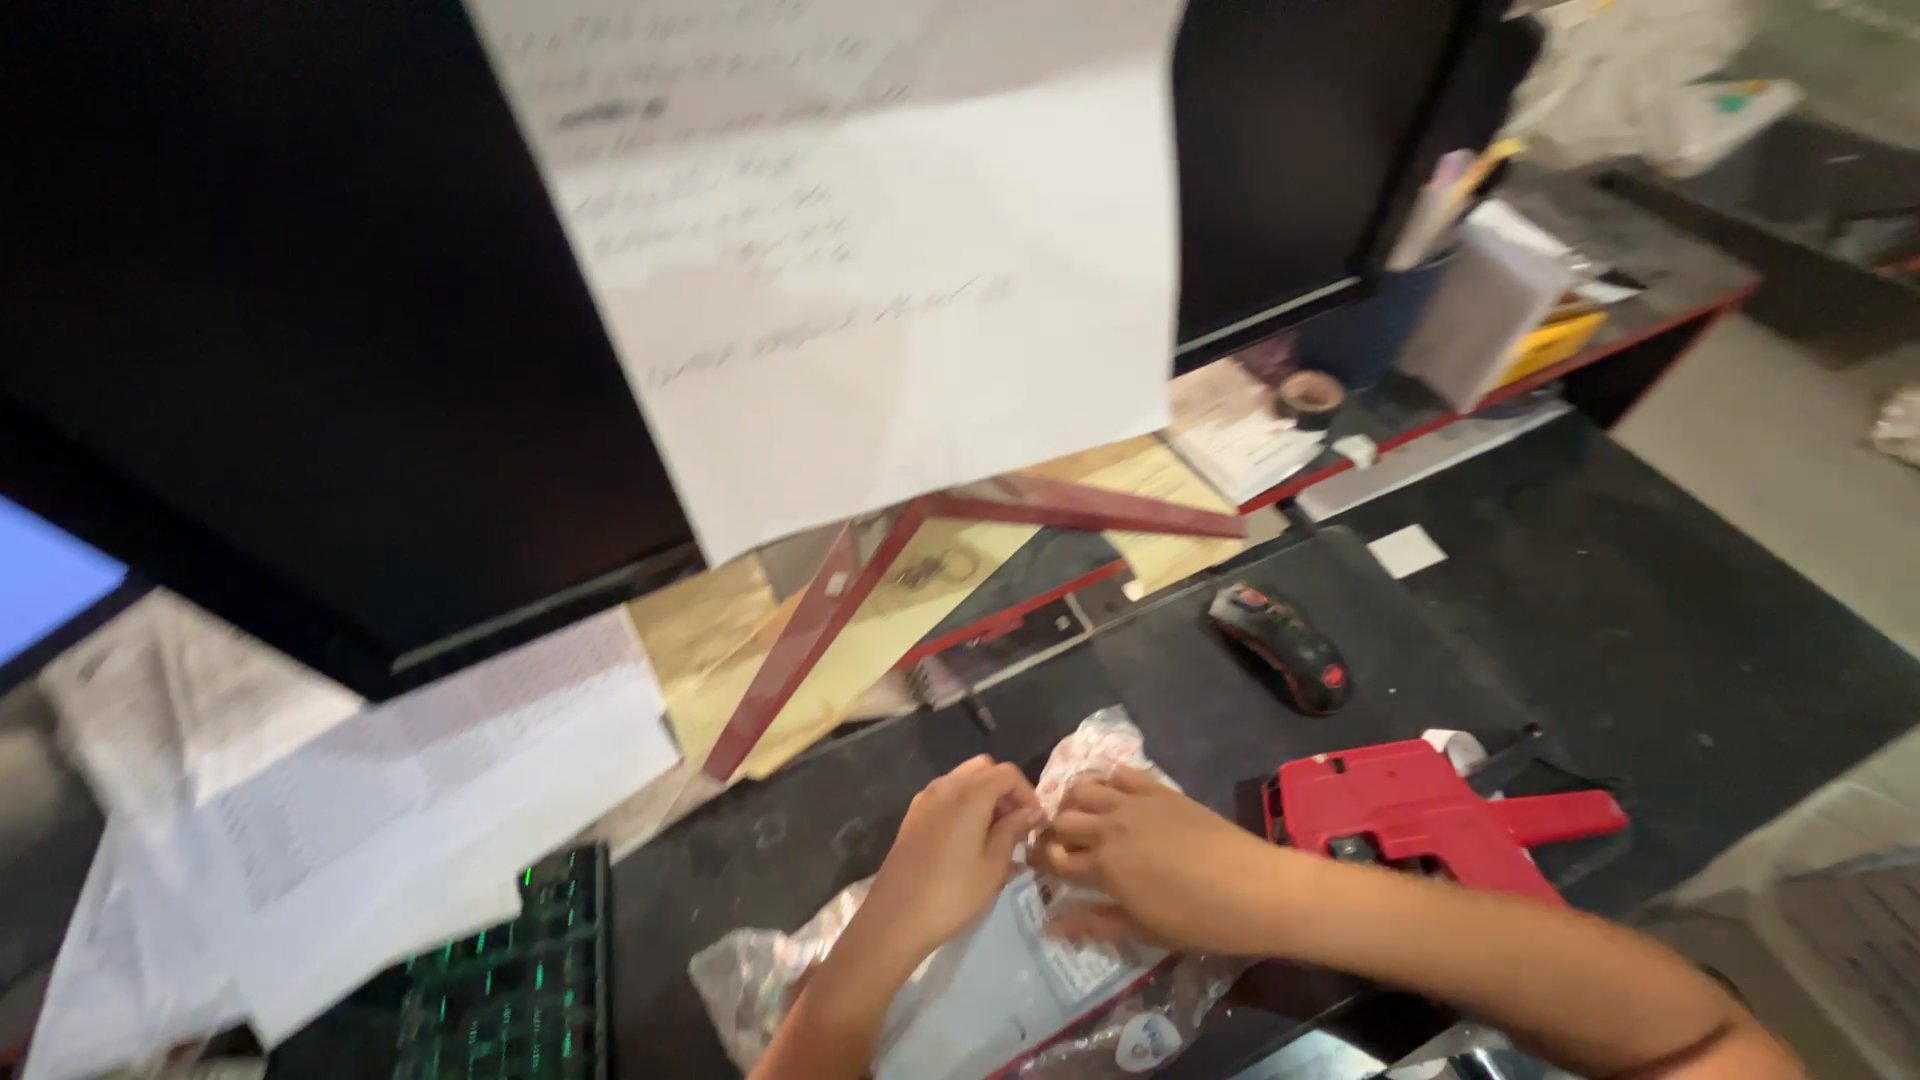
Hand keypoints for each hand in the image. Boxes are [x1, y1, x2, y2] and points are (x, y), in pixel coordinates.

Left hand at [854, 756, 1044, 963]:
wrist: (895, 917)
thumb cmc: (952, 893)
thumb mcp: (993, 865)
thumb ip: (1013, 830)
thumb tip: (1031, 812)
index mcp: (969, 793)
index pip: (1007, 773)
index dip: (1027, 793)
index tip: (1036, 822)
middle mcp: (945, 786)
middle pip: (984, 769)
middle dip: (1005, 790)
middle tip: (1017, 824)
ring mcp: (925, 798)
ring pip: (963, 779)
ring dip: (984, 795)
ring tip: (996, 833)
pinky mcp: (913, 815)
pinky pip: (945, 795)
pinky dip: (963, 804)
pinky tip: (969, 838)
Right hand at [1030, 766, 1308, 954]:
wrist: (1256, 888)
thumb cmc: (1200, 920)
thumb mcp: (1145, 930)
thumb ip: (1096, 922)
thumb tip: (1051, 924)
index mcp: (1104, 868)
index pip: (1054, 858)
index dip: (1042, 861)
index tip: (1042, 867)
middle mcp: (1110, 827)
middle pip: (1062, 819)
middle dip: (1053, 831)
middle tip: (1062, 844)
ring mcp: (1134, 803)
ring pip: (1083, 787)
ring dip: (1074, 801)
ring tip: (1083, 816)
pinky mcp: (1158, 789)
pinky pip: (1119, 772)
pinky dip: (1107, 780)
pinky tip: (1114, 796)